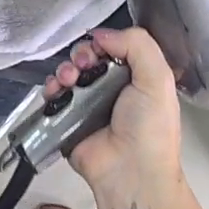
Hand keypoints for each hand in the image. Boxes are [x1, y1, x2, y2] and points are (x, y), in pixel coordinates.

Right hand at [45, 27, 183, 194]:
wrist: (129, 172)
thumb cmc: (149, 128)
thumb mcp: (158, 78)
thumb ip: (137, 44)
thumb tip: (100, 35)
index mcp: (136, 78)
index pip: (114, 48)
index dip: (103, 43)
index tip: (98, 49)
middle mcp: (111, 88)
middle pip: (87, 58)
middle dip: (80, 55)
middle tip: (82, 66)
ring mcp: (87, 104)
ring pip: (68, 73)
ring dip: (64, 70)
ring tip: (68, 81)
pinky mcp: (66, 119)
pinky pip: (53, 96)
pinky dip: (51, 88)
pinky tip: (56, 91)